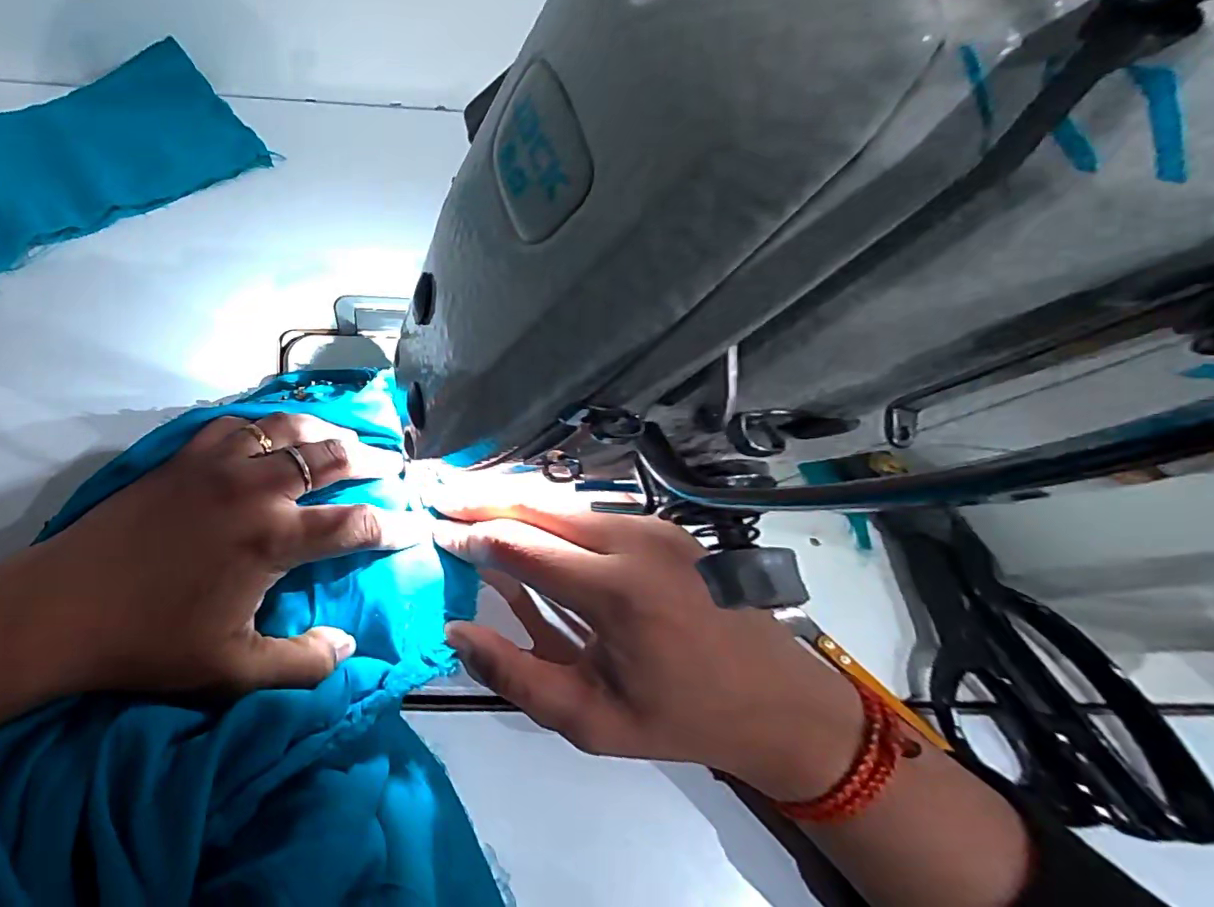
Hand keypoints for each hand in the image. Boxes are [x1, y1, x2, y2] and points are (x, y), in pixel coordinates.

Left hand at [0, 413, 415, 766]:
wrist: (66, 604)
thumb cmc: (151, 641)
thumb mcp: (233, 671)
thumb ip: (302, 663)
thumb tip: (349, 645)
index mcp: (272, 539)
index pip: (352, 525)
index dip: (389, 526)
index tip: (411, 526)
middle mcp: (254, 488)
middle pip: (329, 458)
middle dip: (370, 460)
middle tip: (393, 466)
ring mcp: (217, 463)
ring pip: (286, 427)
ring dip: (324, 430)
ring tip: (345, 435)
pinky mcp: (185, 455)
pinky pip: (236, 422)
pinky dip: (266, 421)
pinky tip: (271, 429)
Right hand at [434, 480, 864, 800]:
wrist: (783, 701)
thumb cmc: (682, 718)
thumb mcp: (593, 722)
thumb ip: (516, 677)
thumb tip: (453, 632)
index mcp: (618, 593)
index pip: (519, 546)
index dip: (468, 537)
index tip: (433, 534)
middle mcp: (633, 541)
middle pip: (533, 502)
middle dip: (475, 496)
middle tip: (429, 491)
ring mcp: (650, 525)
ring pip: (556, 497)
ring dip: (503, 493)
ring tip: (456, 491)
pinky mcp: (657, 522)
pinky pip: (582, 507)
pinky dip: (537, 504)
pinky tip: (509, 507)